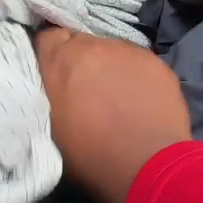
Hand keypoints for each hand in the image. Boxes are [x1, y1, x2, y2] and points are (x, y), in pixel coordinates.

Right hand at [35, 27, 190, 202]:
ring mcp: (127, 50)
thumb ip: (49, 95)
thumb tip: (54, 87)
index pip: (48, 38)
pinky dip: (136, 75)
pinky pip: (138, 62)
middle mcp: (92, 46)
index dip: (52, 55)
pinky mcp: (155, 60)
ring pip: (112, 51)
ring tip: (119, 97)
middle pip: (81, 43)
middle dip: (81, 62)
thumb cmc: (90, 155)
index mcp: (60, 61)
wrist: (147, 165)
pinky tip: (141, 100)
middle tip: (88, 90)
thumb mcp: (51, 127)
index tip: (57, 75)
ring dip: (110, 67)